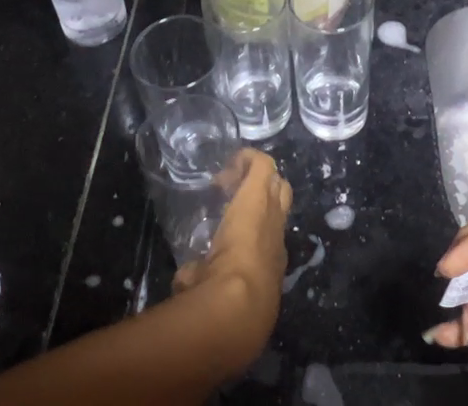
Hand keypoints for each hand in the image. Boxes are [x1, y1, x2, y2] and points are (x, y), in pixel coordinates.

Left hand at [172, 149, 292, 358]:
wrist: (241, 301)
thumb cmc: (230, 308)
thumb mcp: (212, 292)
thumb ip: (198, 282)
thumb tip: (185, 278)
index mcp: (270, 261)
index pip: (269, 234)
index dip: (256, 226)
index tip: (230, 225)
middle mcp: (276, 233)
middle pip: (282, 200)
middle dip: (266, 193)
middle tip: (235, 194)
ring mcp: (270, 210)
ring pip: (276, 182)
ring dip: (255, 178)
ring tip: (229, 179)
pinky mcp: (257, 191)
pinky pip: (261, 164)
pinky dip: (247, 159)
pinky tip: (228, 165)